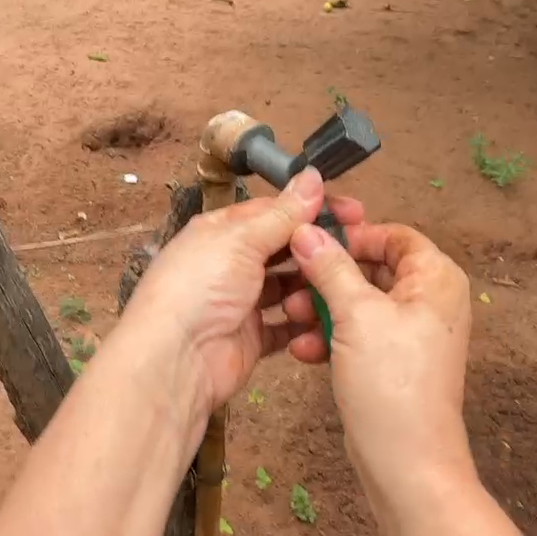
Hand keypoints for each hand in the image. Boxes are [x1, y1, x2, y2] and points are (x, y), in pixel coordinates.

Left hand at [118, 168, 363, 423]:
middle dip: (318, 248)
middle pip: (284, 248)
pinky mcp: (251, 337)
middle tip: (361, 248)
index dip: (313, 209)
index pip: (275, 211)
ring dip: (312, 285)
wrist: (175, 360)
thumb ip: (283, 213)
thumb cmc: (199, 287)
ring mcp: (241, 301)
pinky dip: (305, 322)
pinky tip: (329, 316)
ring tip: (341, 284)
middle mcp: (230, 262)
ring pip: (288, 286)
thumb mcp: (242, 239)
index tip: (355, 212)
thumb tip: (313, 175)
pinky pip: (286, 326)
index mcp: (222, 231)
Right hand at [284, 221, 474, 500]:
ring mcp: (412, 333)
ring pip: (360, 302)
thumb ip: (330, 268)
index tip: (313, 244)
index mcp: (436, 278)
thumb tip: (306, 230)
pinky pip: (360, 333)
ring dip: (324, 308)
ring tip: (293, 320)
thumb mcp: (356, 315)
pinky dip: (333, 336)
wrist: (408, 466)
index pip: (394, 235)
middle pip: (372, 268)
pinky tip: (304, 351)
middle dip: (329, 277)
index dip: (354, 236)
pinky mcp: (393, 362)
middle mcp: (430, 300)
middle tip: (293, 285)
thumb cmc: (390, 381)